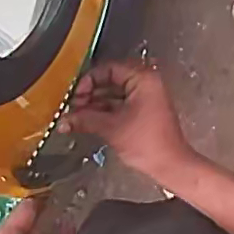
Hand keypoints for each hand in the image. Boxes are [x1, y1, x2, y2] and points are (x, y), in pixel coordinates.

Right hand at [59, 61, 197, 184]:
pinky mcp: (142, 112)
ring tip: (76, 116)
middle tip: (73, 106)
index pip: (109, 69)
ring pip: (112, 94)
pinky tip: (88, 121)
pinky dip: (103, 112)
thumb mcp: (111, 128)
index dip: (89, 81)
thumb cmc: (149, 144)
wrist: (169, 165)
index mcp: (143, 79)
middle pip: (110, 81)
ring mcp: (145, 98)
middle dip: (89, 94)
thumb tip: (64, 120)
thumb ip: (85, 120)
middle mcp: (146, 84)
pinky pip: (119, 105)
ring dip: (94, 104)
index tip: (76, 94)